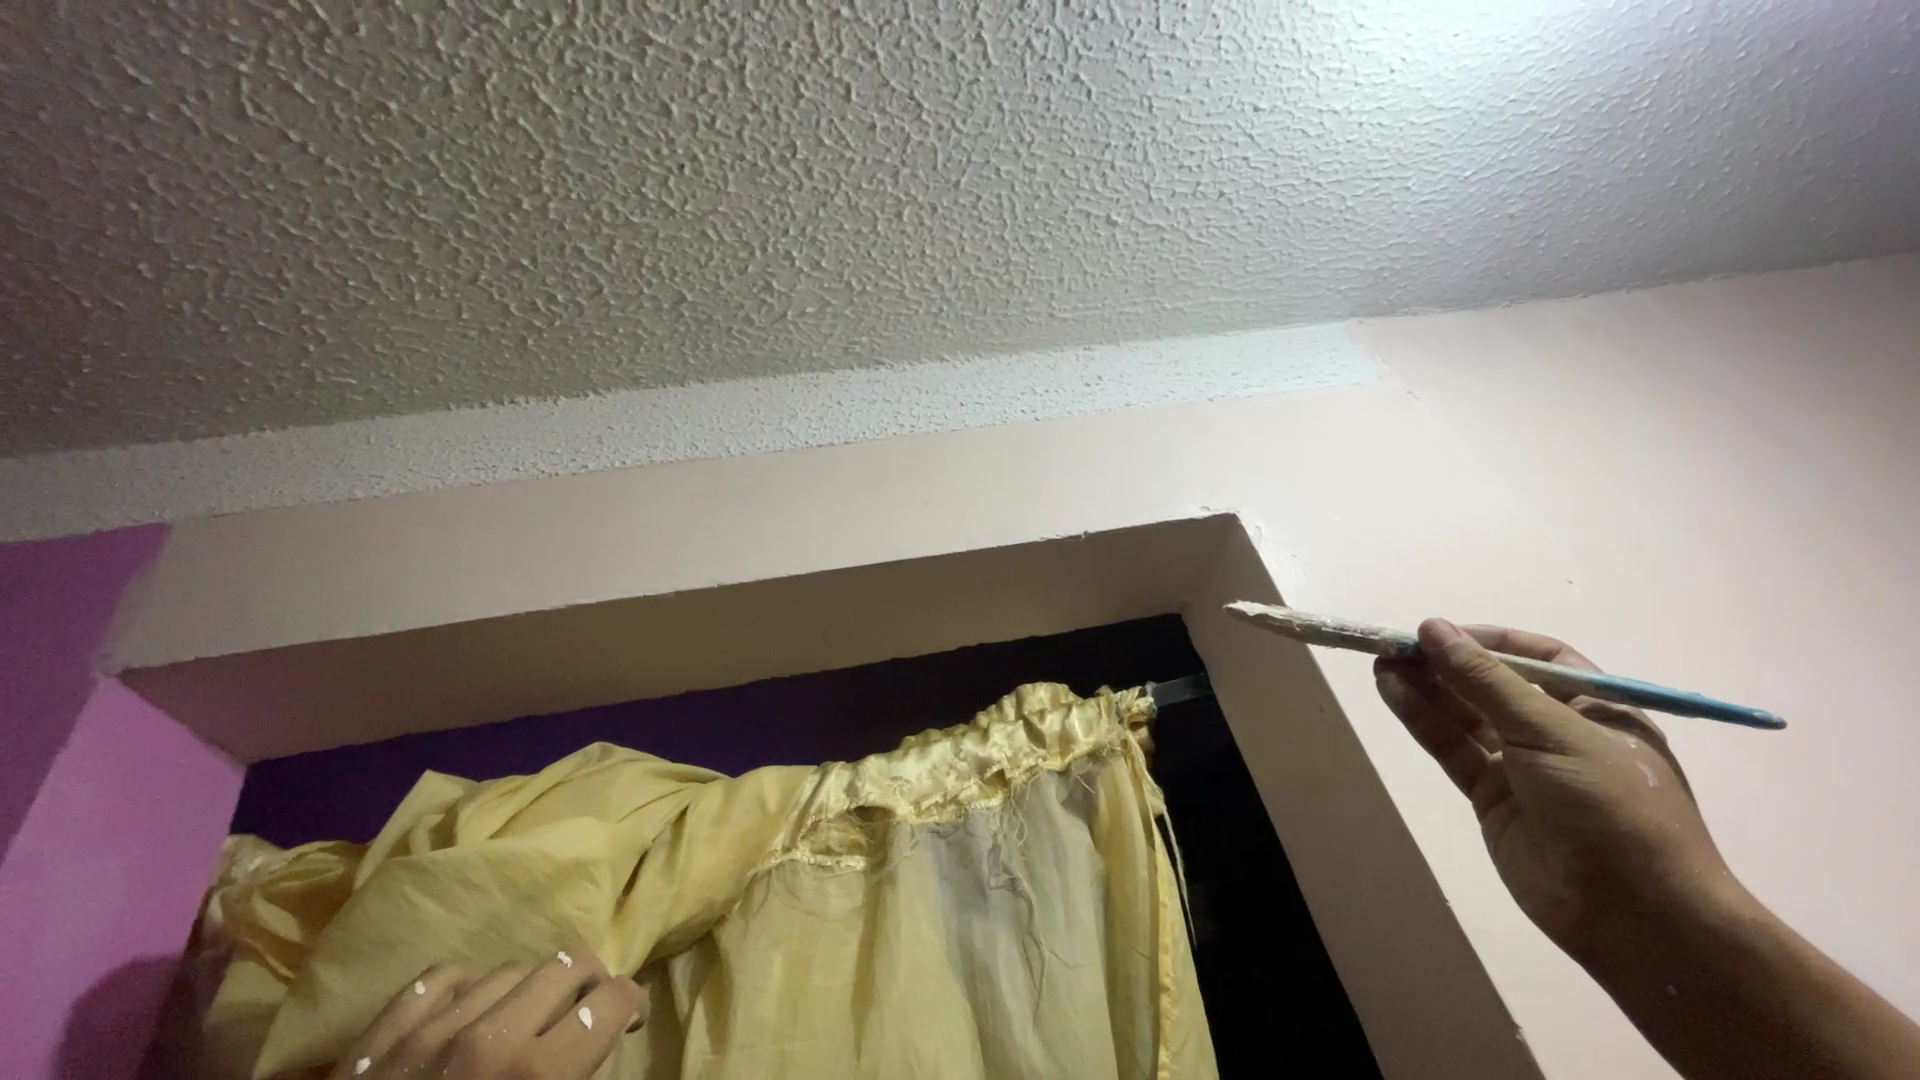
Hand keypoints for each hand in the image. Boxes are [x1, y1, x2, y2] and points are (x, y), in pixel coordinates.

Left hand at [329, 943, 648, 1079]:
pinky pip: (440, 979)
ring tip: (525, 1017)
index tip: (628, 1020)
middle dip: (590, 982)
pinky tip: (469, 1011)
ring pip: (509, 968)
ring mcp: (428, 1033)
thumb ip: (574, 1079)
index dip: (630, 1004)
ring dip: (529, 988)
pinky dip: (465, 986)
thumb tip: (602, 1048)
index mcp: (535, 1074)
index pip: (612, 999)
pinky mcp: (378, 1040)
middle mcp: (489, 1037)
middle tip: (586, 1011)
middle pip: (568, 962)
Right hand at [1374, 619, 1742, 961]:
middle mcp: (1559, 733)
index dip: (1492, 641)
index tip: (1444, 633)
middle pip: (1493, 685)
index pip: (1541, 659)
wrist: (1632, 912)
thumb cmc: (1613, 806)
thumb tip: (1434, 628)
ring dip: (1425, 688)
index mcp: (1598, 710)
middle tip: (1397, 645)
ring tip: (1382, 662)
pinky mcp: (1491, 797)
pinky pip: (1452, 748)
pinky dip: (1422, 719)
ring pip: (1466, 716)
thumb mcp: (1552, 731)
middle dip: (1446, 664)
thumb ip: (1485, 680)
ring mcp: (1522, 767)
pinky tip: (1392, 692)